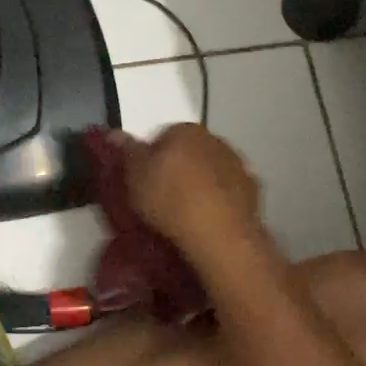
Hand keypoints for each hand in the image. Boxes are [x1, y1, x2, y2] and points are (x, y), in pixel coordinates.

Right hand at [119, 123, 263, 257]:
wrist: (219, 235)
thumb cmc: (170, 199)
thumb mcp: (134, 175)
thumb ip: (126, 151)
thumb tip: (113, 132)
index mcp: (186, 130)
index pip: (162, 136)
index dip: (149, 159)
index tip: (141, 182)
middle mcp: (216, 140)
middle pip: (189, 153)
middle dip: (176, 170)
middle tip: (159, 199)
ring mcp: (238, 166)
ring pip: (210, 172)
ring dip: (199, 186)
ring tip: (182, 215)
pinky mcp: (252, 193)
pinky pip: (226, 194)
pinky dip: (217, 203)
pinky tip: (205, 222)